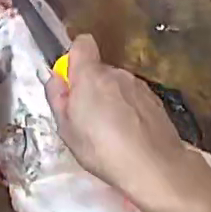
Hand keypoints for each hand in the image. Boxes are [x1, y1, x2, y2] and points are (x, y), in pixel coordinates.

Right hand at [44, 35, 189, 204]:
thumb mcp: (66, 129)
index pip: (81, 44)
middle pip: (98, 70)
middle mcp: (117, 74)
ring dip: (109, 99)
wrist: (154, 167)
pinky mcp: (155, 101)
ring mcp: (139, 86)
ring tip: (108, 131)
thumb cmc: (101, 149)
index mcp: (90, 76)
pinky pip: (132, 98)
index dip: (73, 58)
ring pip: (116, 85)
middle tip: (84, 117)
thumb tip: (55, 79)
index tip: (69, 82)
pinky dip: (127, 110)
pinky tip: (127, 134)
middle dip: (89, 87)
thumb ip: (57, 98)